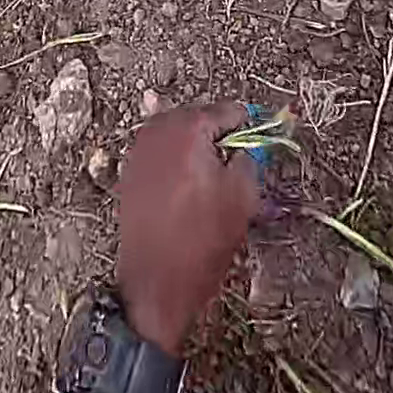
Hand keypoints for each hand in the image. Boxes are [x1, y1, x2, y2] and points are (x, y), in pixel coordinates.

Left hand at [114, 101, 260, 355]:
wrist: (154, 282)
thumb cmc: (201, 239)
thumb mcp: (242, 196)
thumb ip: (251, 158)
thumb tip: (250, 144)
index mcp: (188, 128)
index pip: (228, 111)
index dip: (250, 128)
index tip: (262, 144)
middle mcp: (159, 128)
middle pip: (201, 117)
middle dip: (222, 136)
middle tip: (240, 164)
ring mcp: (140, 147)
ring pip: (181, 133)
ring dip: (199, 147)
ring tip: (215, 177)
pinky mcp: (130, 168)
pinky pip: (163, 150)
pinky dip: (179, 159)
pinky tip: (189, 184)